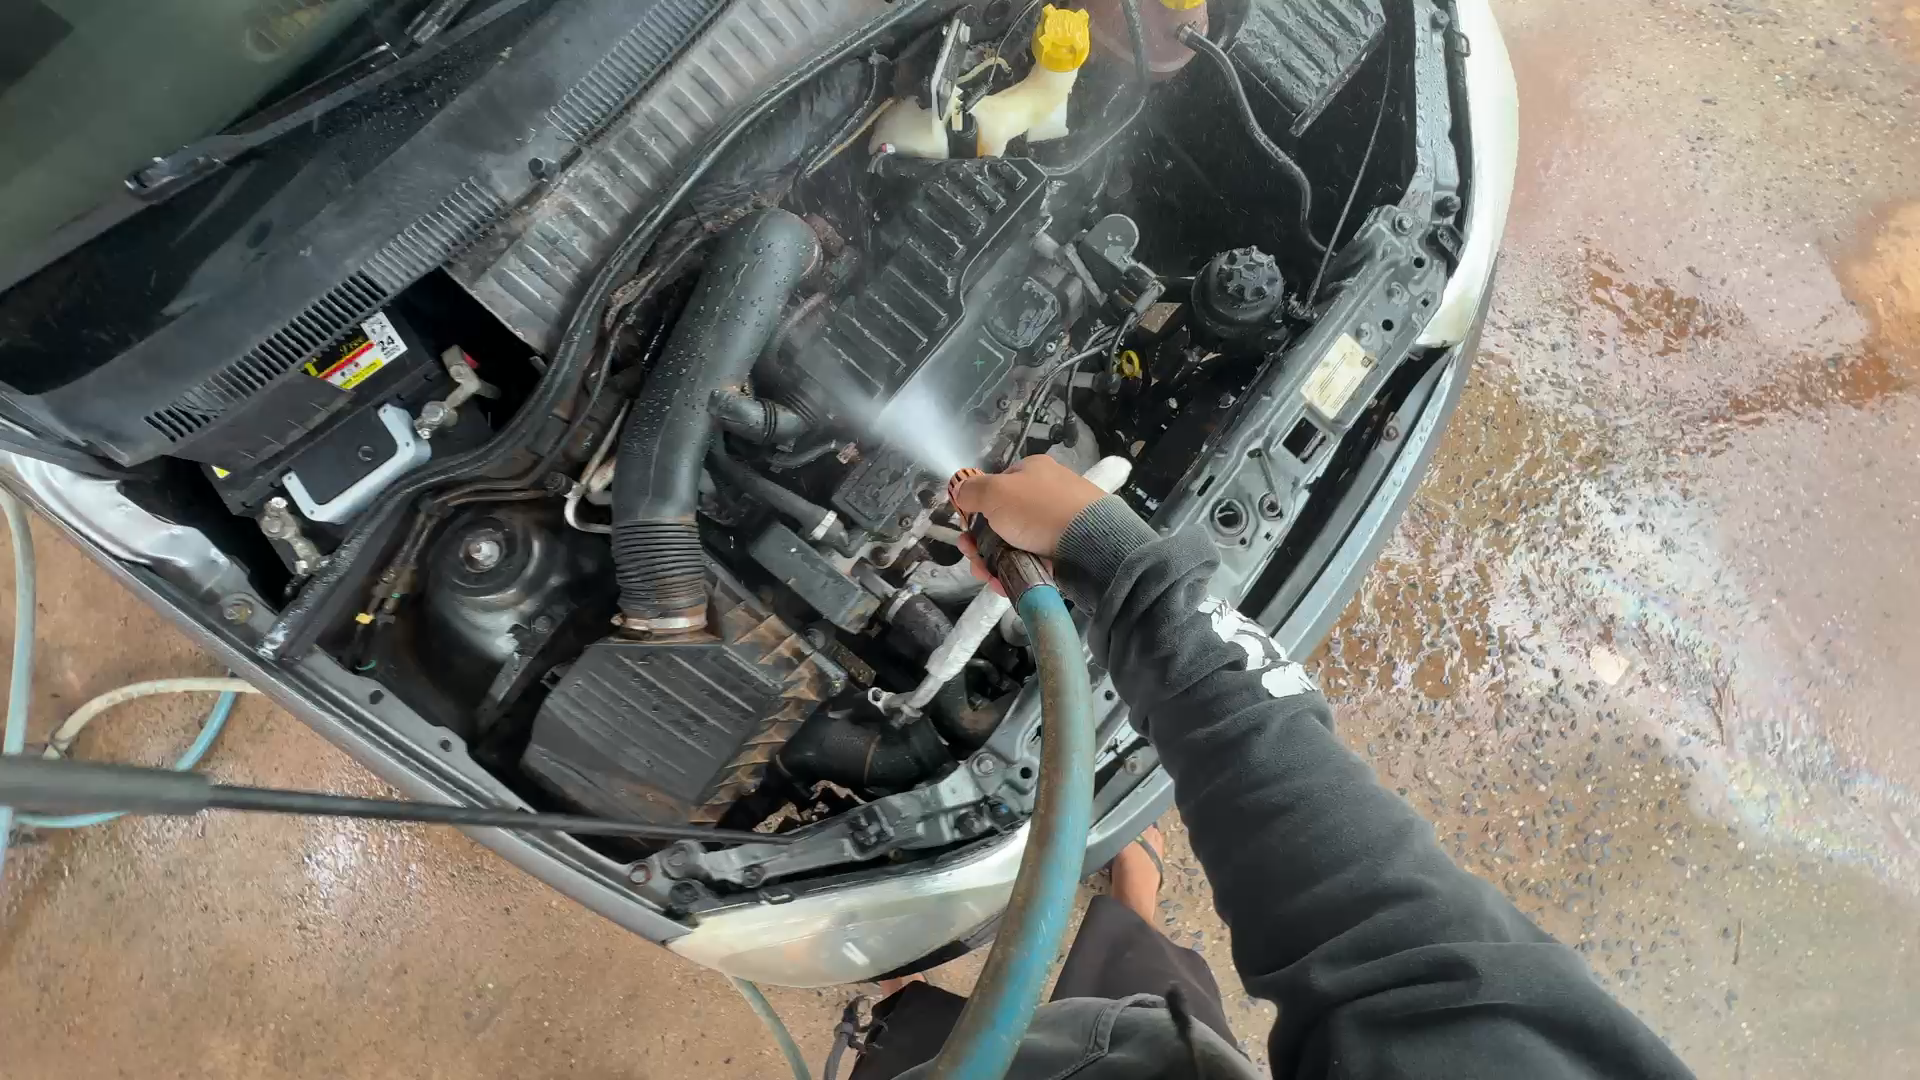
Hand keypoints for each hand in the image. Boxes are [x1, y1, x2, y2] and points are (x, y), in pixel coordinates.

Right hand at [951, 456, 1104, 591]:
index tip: (966, 531)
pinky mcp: (1063, 551)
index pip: (995, 488)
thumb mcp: (996, 492)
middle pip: (1000, 520)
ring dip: (992, 562)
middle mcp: (1044, 494)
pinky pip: (1030, 560)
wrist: (1090, 544)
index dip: (976, 510)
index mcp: (1031, 472)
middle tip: (972, 557)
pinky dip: (1014, 571)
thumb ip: (972, 490)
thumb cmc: (1039, 511)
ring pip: (1012, 544)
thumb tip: (959, 490)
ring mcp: (1055, 524)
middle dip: (979, 543)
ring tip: (987, 577)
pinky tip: (1003, 583)